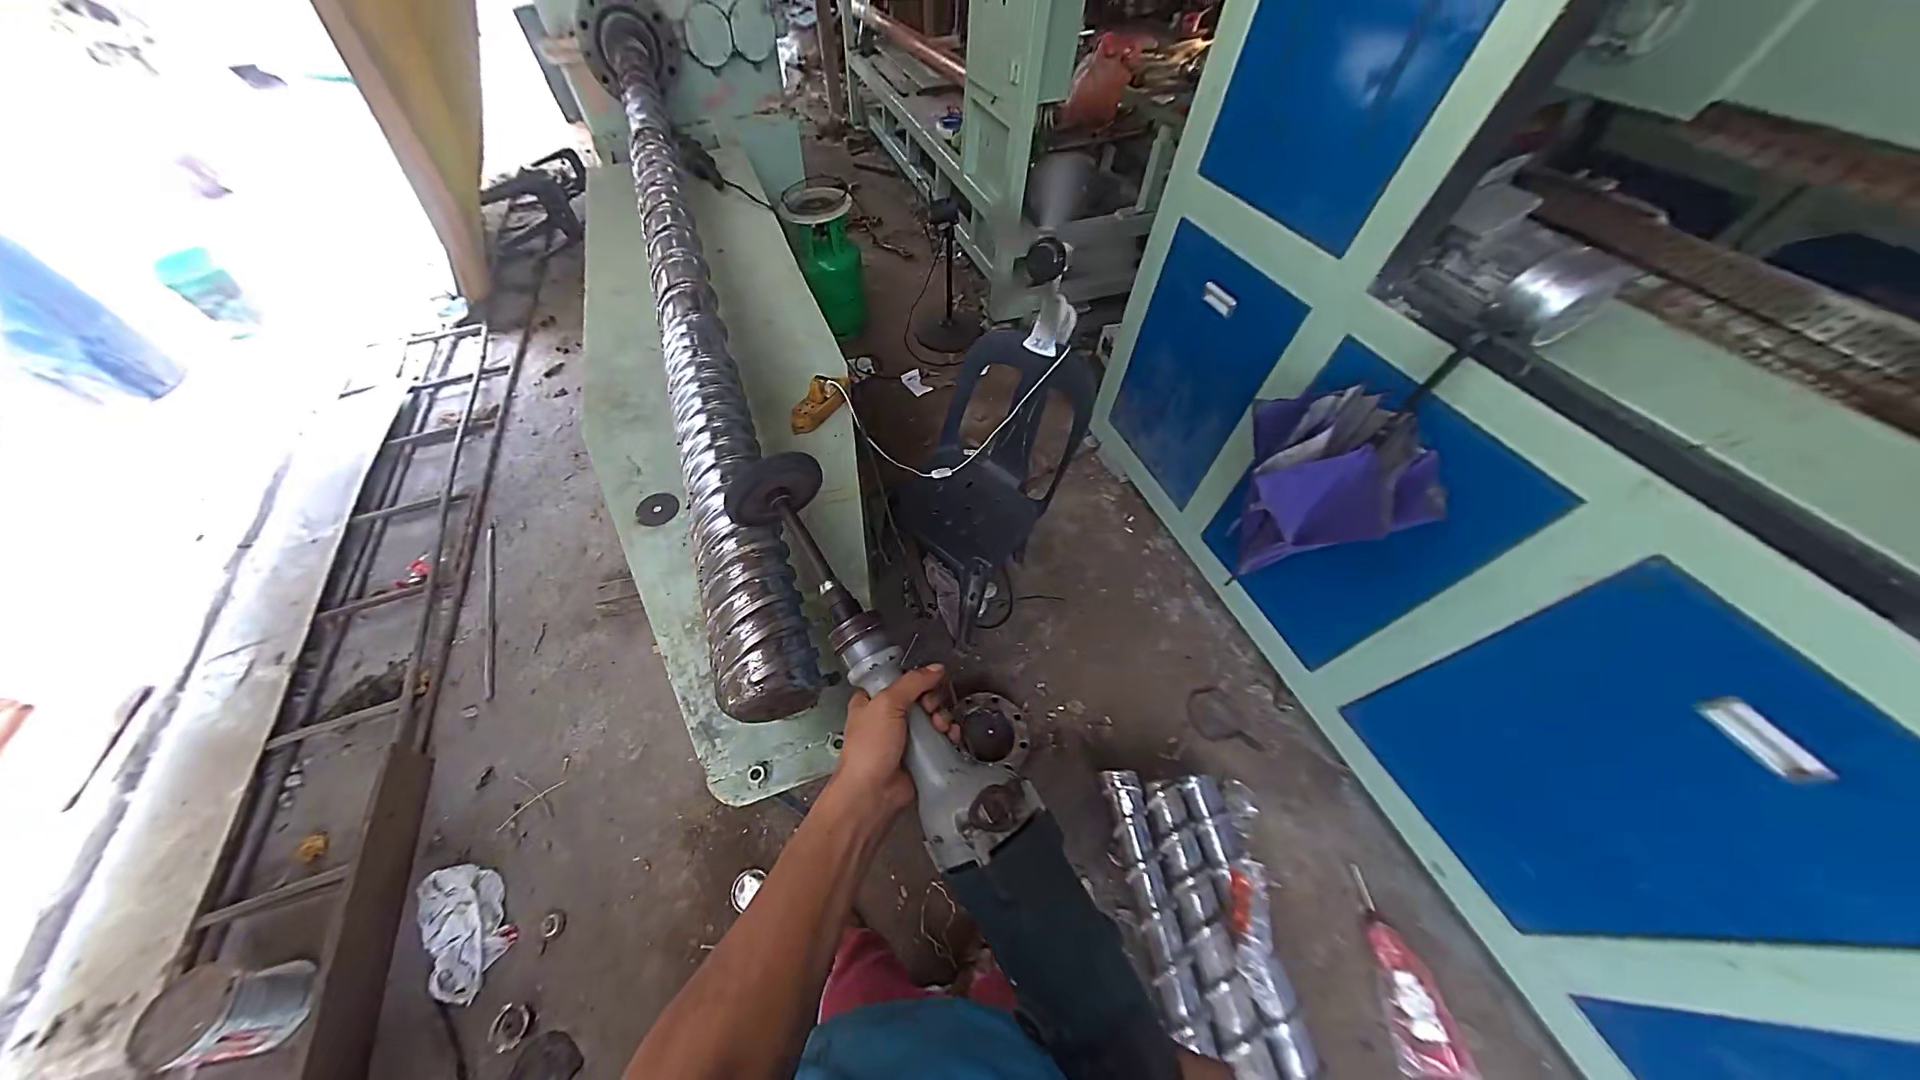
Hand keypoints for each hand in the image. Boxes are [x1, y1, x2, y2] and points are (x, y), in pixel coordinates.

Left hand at [831, 664, 958, 812]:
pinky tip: (952, 736)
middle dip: (932, 700)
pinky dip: (948, 734)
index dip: (914, 679)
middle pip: (920, 697)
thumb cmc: (871, 746)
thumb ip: (913, 682)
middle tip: (932, 708)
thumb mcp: (887, 704)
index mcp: (871, 701)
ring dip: (942, 717)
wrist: (872, 794)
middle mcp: (887, 717)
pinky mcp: (920, 755)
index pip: (898, 679)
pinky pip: (939, 738)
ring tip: (942, 726)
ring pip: (932, 717)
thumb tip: (937, 668)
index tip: (927, 682)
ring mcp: (904, 737)